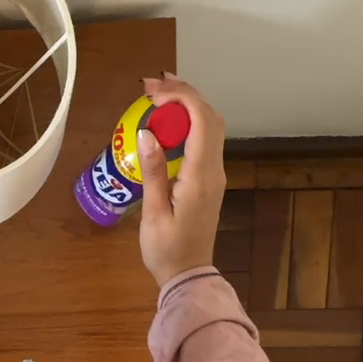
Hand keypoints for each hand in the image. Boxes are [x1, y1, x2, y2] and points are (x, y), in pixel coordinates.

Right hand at [137, 73, 227, 286]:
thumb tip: (147, 133)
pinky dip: (190, 124)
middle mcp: (214, 171)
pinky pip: (205, 143)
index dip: (180, 97)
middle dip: (185, 94)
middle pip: (210, 117)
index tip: (152, 92)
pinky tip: (169, 125)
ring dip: (188, 107)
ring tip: (160, 97)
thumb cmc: (166, 250)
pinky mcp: (209, 182)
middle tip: (154, 86)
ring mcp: (215, 176)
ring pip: (210, 127)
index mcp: (201, 176)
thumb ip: (153, 171)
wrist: (188, 275)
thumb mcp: (153, 213)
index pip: (200, 121)